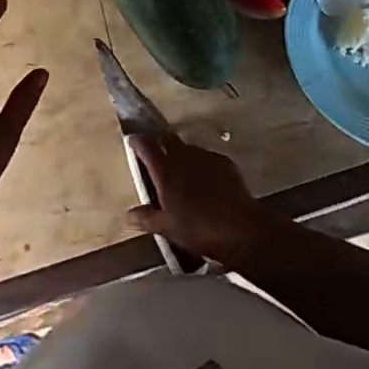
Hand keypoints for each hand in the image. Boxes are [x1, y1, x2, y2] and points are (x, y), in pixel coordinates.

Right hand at [126, 134, 290, 268]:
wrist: (239, 228)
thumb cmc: (198, 228)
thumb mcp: (167, 228)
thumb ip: (147, 218)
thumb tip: (129, 214)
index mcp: (165, 170)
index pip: (146, 146)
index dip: (138, 142)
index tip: (133, 141)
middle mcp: (184, 156)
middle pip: (168, 140)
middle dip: (161, 144)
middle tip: (157, 155)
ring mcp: (206, 157)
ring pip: (189, 149)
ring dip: (183, 156)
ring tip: (183, 173)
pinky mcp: (225, 162)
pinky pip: (208, 158)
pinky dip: (202, 166)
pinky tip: (206, 182)